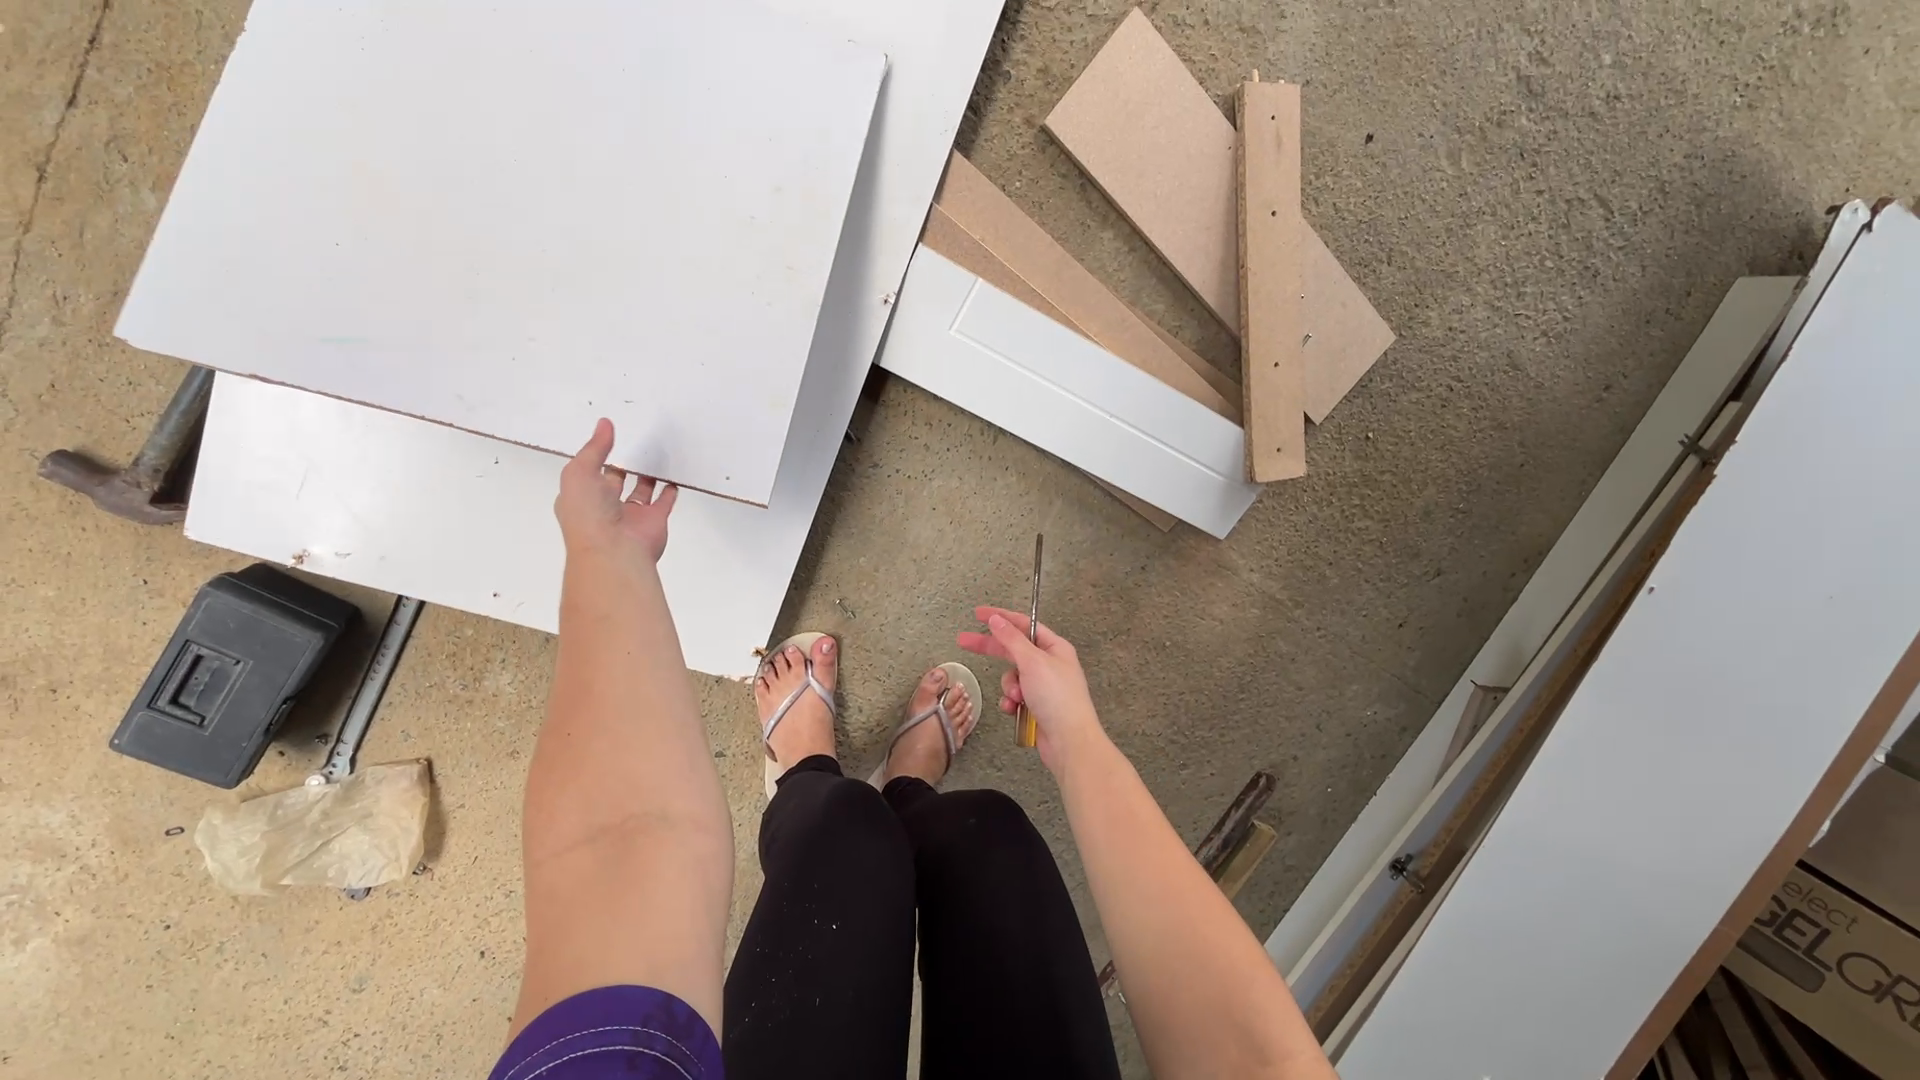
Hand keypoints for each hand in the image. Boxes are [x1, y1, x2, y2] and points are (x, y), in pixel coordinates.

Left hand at [554, 418, 677, 563]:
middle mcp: (606, 507)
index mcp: (582, 497)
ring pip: (640, 491)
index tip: (607, 438)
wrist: (613, 550)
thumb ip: (594, 448)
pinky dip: (669, 491)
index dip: (596, 456)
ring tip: (654, 455)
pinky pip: (664, 502)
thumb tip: (605, 424)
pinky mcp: (655, 520)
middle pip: (615, 482)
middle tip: (633, 443)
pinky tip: (672, 476)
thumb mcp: (579, 472)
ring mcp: (631, 515)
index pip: (589, 473)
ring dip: (646, 477)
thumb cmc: (588, 513)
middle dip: (622, 466)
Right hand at [957, 606, 1108, 774]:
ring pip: (1011, 676)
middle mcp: (1049, 664)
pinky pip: (1014, 696)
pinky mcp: (1035, 705)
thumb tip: (996, 619)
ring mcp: (1042, 686)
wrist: (1068, 741)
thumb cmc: (1057, 698)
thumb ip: (1011, 639)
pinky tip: (1015, 709)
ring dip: (1009, 686)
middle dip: (991, 649)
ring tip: (1017, 697)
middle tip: (964, 642)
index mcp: (1054, 647)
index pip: (1023, 625)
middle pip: (1013, 649)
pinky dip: (1011, 702)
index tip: (979, 614)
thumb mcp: (1032, 662)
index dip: (1000, 618)